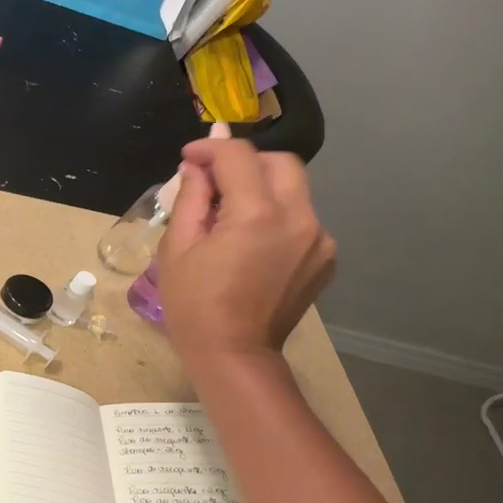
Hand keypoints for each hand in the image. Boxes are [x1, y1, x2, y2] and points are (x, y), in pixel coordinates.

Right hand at [157, 138, 335, 366]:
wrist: (234, 353)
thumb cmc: (193, 303)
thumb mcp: (177, 247)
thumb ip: (190, 198)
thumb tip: (196, 167)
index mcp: (256, 214)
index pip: (239, 157)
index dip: (210, 149)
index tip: (188, 157)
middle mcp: (299, 218)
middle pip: (281, 162)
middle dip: (245, 161)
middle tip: (213, 179)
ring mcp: (320, 238)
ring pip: (294, 190)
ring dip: (261, 189)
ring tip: (229, 214)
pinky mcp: (325, 257)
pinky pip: (301, 219)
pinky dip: (275, 216)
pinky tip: (251, 241)